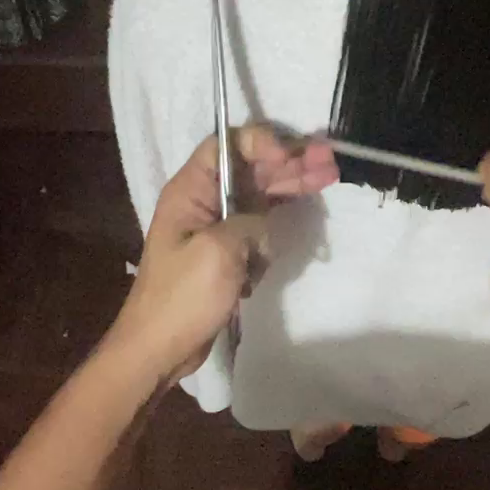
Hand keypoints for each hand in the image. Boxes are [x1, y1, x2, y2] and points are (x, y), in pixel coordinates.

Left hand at [108, 127, 336, 381]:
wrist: (160, 348)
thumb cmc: (183, 297)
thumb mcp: (219, 251)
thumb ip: (249, 222)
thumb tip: (265, 225)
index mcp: (190, 191)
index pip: (226, 146)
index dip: (261, 142)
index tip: (290, 156)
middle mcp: (203, 202)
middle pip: (251, 169)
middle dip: (289, 162)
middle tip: (330, 160)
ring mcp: (216, 228)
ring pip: (260, 196)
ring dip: (292, 187)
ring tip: (329, 176)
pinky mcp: (228, 254)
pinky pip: (258, 228)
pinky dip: (278, 224)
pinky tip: (302, 217)